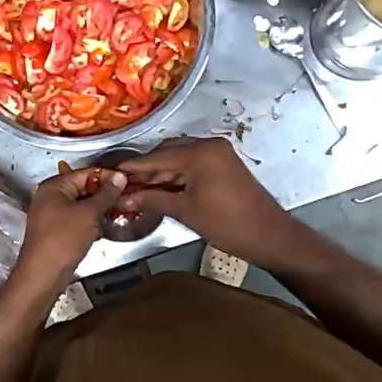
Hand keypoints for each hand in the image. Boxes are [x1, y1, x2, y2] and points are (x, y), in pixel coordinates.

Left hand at [15, 167, 127, 281]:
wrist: (43, 273)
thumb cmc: (64, 239)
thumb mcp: (89, 213)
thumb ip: (106, 194)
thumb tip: (120, 176)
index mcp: (54, 186)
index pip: (86, 173)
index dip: (108, 177)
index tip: (128, 182)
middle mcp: (50, 196)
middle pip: (83, 188)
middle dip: (104, 194)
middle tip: (126, 199)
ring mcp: (51, 213)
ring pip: (81, 204)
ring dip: (98, 209)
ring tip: (117, 213)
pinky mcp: (55, 229)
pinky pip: (76, 218)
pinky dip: (89, 221)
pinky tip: (102, 228)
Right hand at [118, 137, 315, 270]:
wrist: (269, 236)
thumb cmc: (227, 224)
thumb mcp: (185, 211)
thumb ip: (152, 198)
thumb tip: (125, 197)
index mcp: (200, 153)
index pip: (157, 157)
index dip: (133, 167)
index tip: (112, 172)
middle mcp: (209, 145)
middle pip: (167, 152)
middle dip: (146, 169)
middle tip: (124, 184)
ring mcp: (219, 152)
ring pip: (180, 157)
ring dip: (161, 171)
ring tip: (140, 188)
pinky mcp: (224, 163)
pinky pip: (193, 162)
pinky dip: (177, 173)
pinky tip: (162, 187)